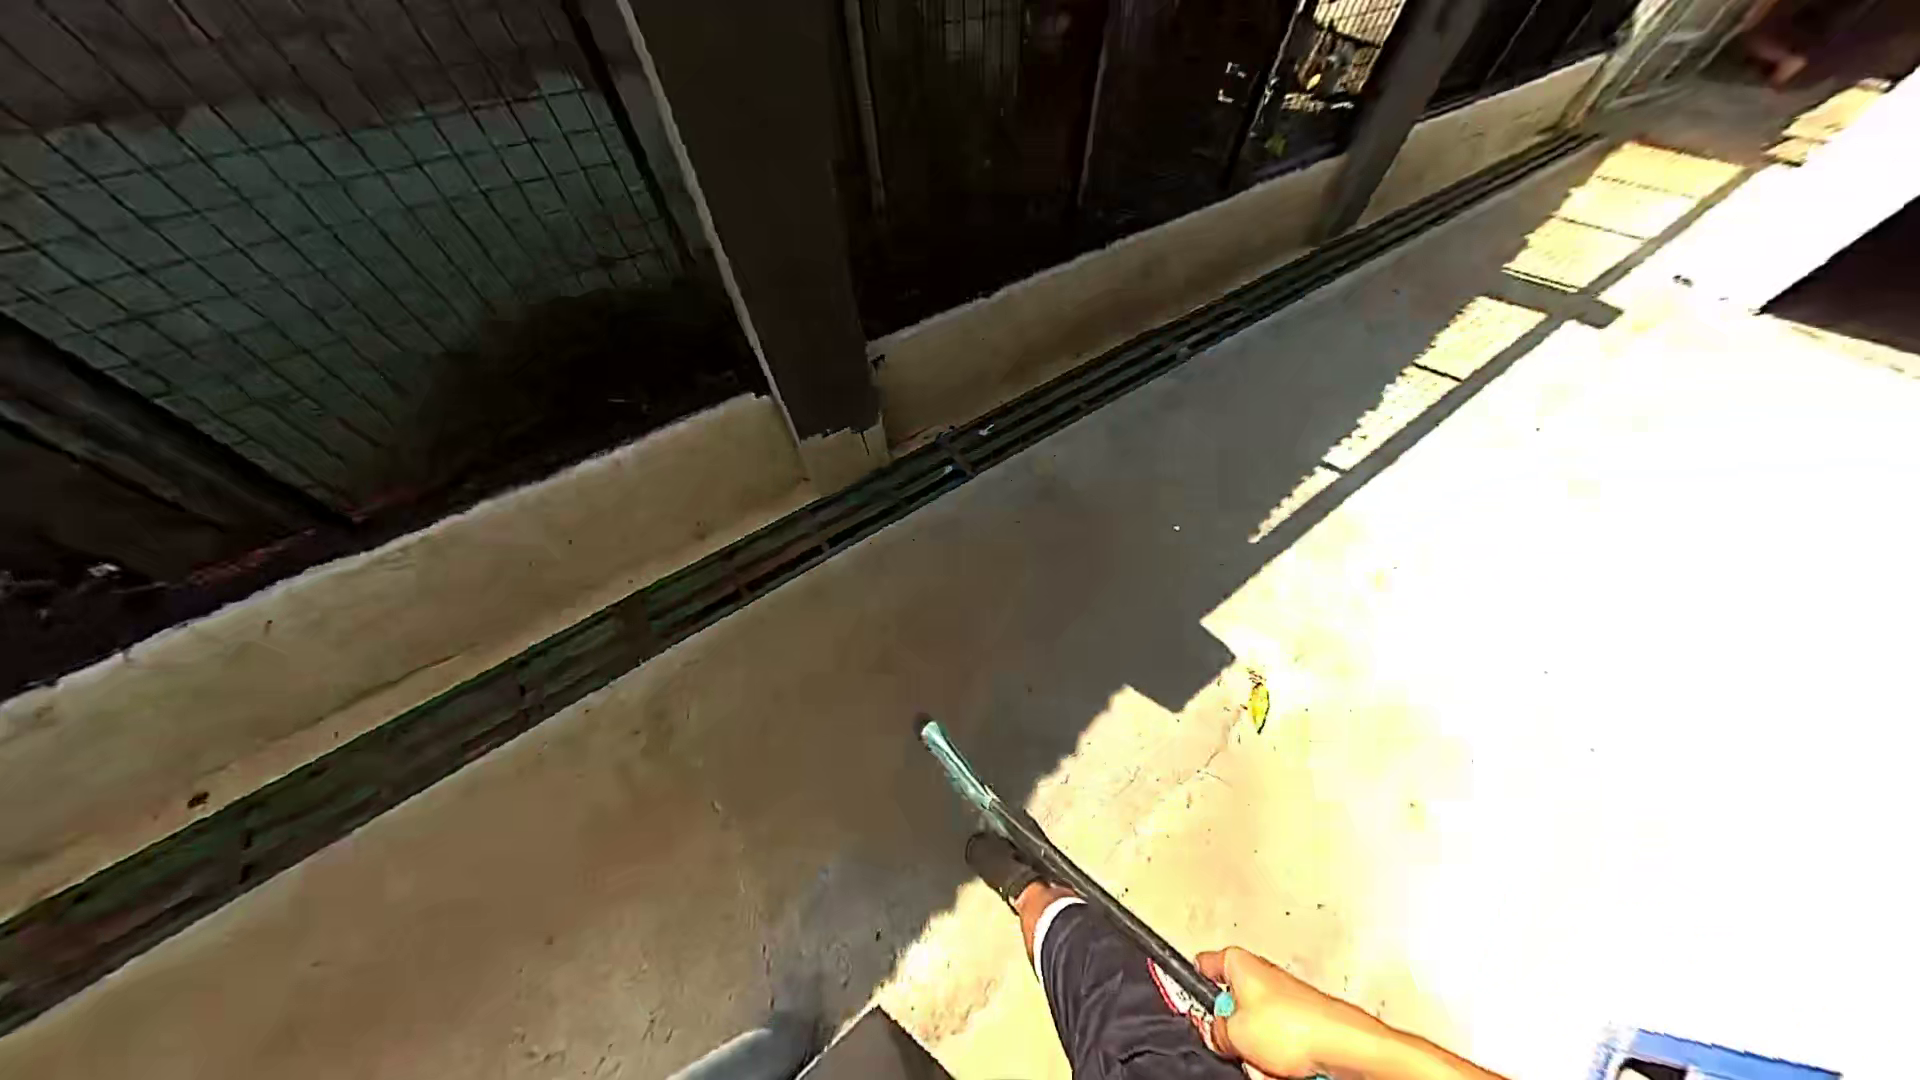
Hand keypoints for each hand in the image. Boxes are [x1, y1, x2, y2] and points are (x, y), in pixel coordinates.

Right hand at [1194, 948, 1506, 1079]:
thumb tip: (1213, 1032)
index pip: (1202, 965)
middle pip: (1230, 1006)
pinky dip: (1279, 1060)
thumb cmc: (1298, 1025)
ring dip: (1257, 1051)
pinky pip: (1277, 1046)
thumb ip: (1215, 1028)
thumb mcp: (1236, 1031)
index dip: (1192, 984)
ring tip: (1269, 1061)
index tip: (1186, 998)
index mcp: (1238, 962)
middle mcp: (1260, 975)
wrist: (1346, 1050)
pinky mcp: (1302, 1026)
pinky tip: (1287, 1068)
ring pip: (1254, 1031)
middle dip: (1232, 1030)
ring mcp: (1282, 1001)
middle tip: (1236, 1044)